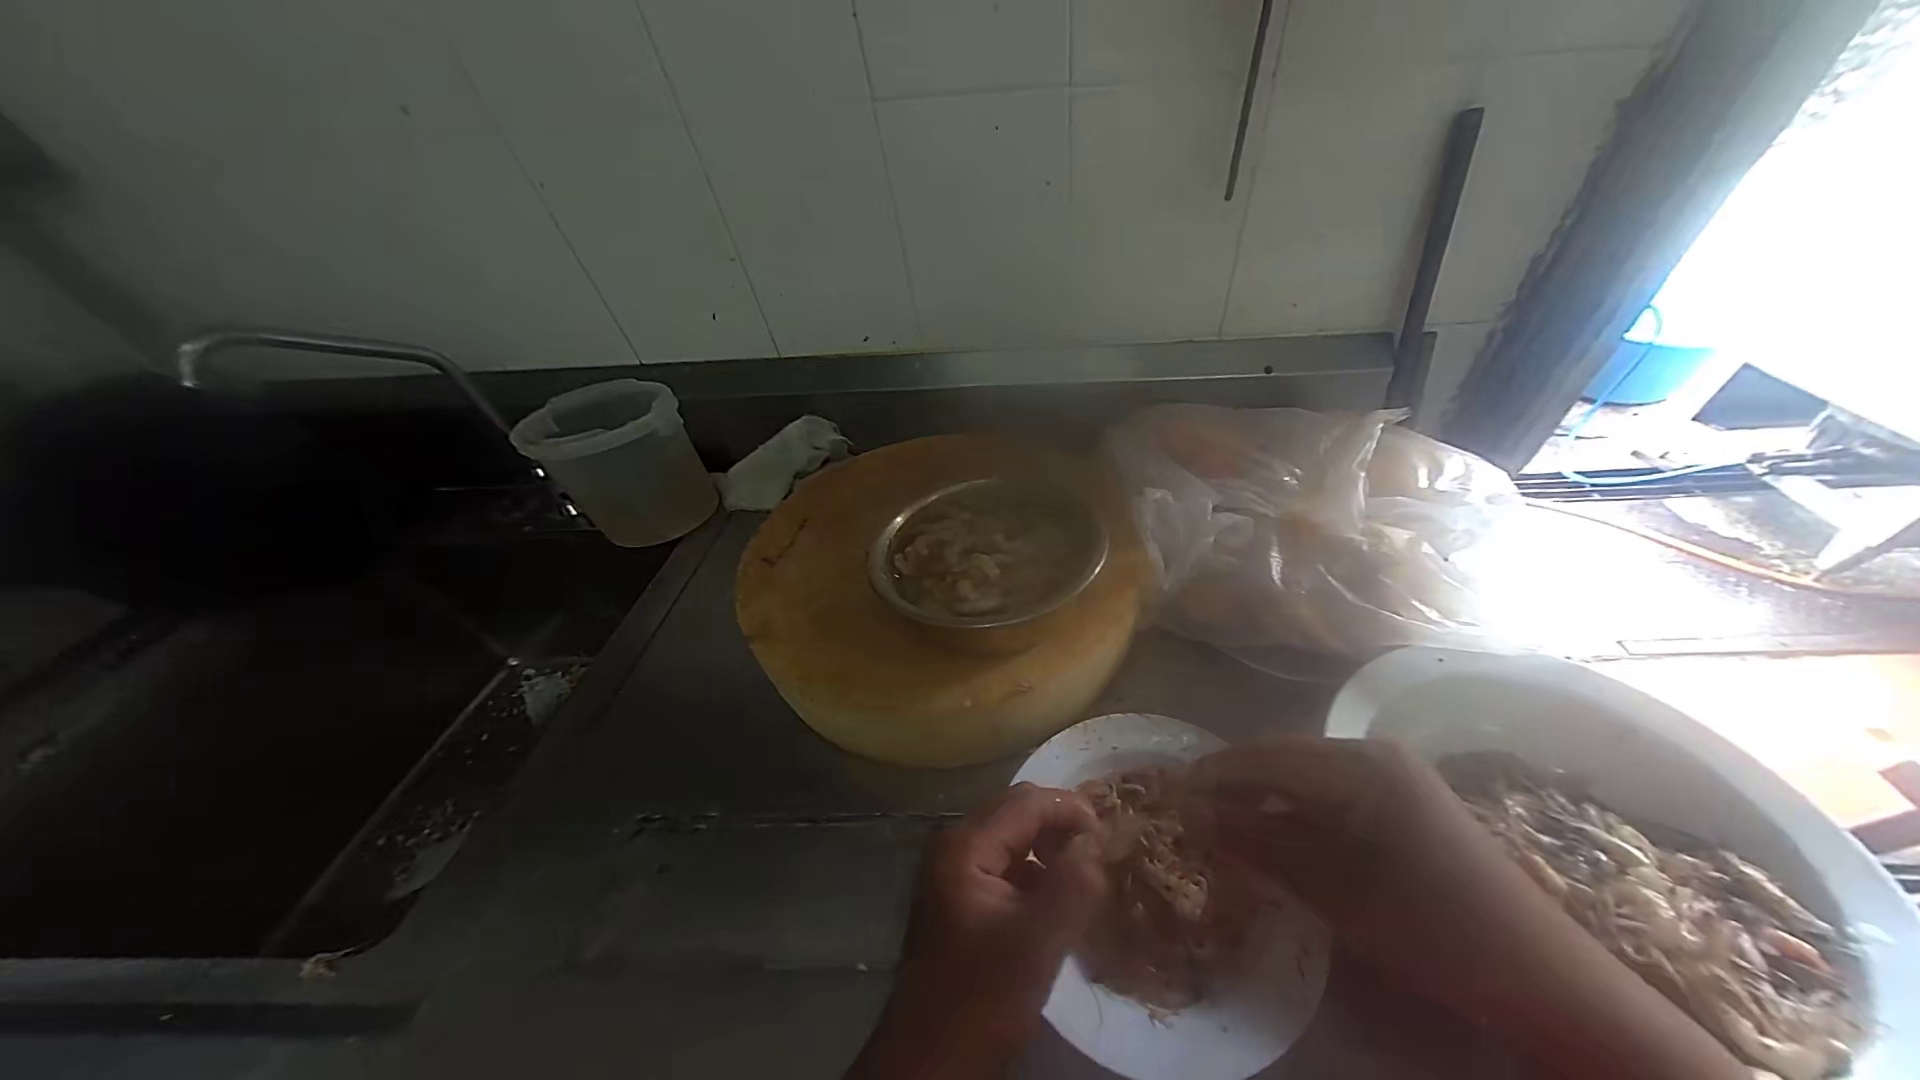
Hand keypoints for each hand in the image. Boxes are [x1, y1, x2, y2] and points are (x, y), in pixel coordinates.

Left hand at [847, 783, 1105, 1079]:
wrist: (930, 1057)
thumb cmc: (982, 996)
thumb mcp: (1038, 942)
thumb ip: (1072, 885)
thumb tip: (1094, 839)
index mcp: (965, 846)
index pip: (1025, 802)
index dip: (1070, 809)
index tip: (1109, 834)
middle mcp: (953, 845)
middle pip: (1015, 811)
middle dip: (1059, 823)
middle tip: (1099, 850)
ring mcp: (952, 869)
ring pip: (1009, 835)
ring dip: (1047, 845)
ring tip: (1083, 872)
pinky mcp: (958, 894)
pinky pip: (1002, 862)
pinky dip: (1032, 867)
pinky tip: (1055, 895)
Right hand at [1189, 736, 1749, 1079]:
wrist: (1536, 972)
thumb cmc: (1426, 927)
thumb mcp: (1327, 886)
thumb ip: (1253, 841)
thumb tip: (1188, 814)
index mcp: (1358, 763)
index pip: (1263, 756)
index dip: (1212, 775)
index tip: (1169, 794)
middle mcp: (1371, 750)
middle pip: (1280, 757)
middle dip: (1232, 783)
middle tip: (1189, 812)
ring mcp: (1389, 770)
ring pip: (1300, 771)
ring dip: (1260, 794)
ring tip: (1221, 822)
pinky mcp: (1399, 793)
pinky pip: (1326, 787)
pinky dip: (1292, 805)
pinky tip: (1272, 829)